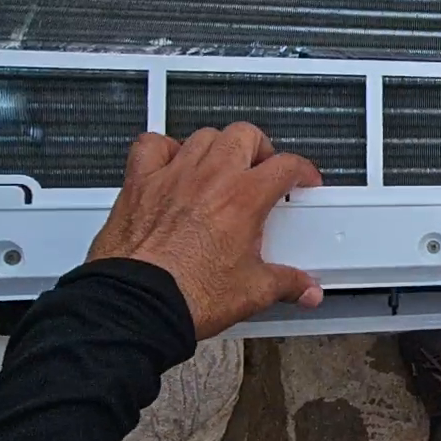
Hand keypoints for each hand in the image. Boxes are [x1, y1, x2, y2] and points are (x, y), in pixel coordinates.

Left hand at [88, 123, 323, 338]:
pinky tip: (173, 163)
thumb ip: (288, 283)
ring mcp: (173, 177)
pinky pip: (151, 145)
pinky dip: (165, 148)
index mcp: (244, 199)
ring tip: (224, 167)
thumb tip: (304, 288)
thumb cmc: (188, 293)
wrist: (135, 304)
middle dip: (261, 149)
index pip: (287, 164)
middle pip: (245, 135)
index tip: (302, 181)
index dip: (303, 170)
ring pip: (204, 135)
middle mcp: (210, 179)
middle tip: (263, 170)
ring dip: (219, 147)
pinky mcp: (140, 184)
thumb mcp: (254, 291)